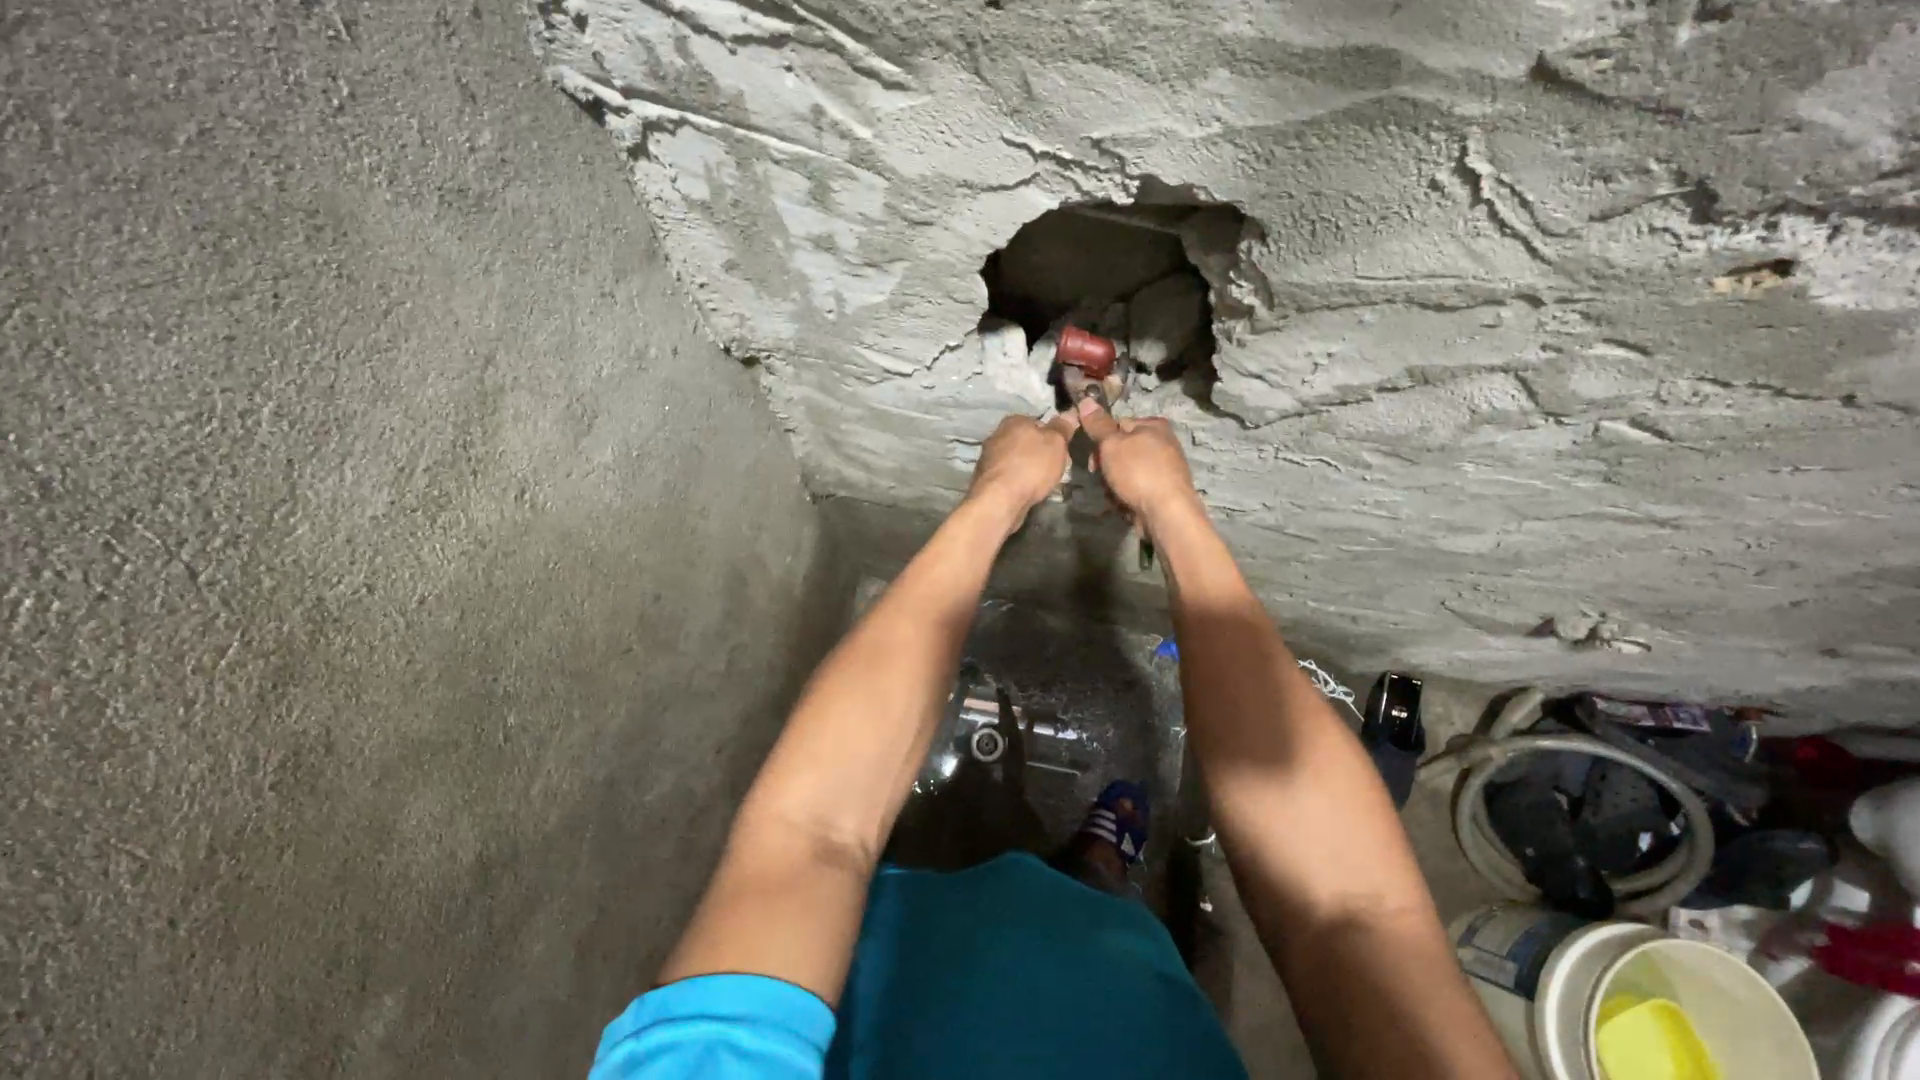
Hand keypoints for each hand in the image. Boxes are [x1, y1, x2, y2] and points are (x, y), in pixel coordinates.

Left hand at [966, 413, 1078, 531]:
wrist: (1000, 499)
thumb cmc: (1031, 466)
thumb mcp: (1056, 443)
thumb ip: (1062, 428)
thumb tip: (1068, 413)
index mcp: (1013, 421)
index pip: (1037, 423)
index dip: (1052, 436)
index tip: (1060, 450)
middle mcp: (996, 435)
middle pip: (1024, 442)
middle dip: (1038, 454)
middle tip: (1052, 468)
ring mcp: (987, 458)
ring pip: (1014, 460)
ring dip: (1025, 469)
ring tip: (1039, 483)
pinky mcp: (984, 479)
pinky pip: (1006, 477)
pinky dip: (1015, 482)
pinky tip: (1024, 492)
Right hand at [1075, 397, 1200, 527]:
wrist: (1166, 511)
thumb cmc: (1138, 471)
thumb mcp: (1112, 444)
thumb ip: (1098, 424)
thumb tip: (1086, 400)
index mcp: (1154, 425)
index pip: (1117, 425)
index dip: (1100, 442)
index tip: (1093, 459)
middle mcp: (1162, 442)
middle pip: (1120, 450)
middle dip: (1106, 467)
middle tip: (1103, 479)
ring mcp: (1163, 468)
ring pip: (1124, 471)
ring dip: (1113, 484)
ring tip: (1116, 494)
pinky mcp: (1162, 489)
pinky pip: (1135, 487)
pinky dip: (1126, 494)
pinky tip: (1125, 503)